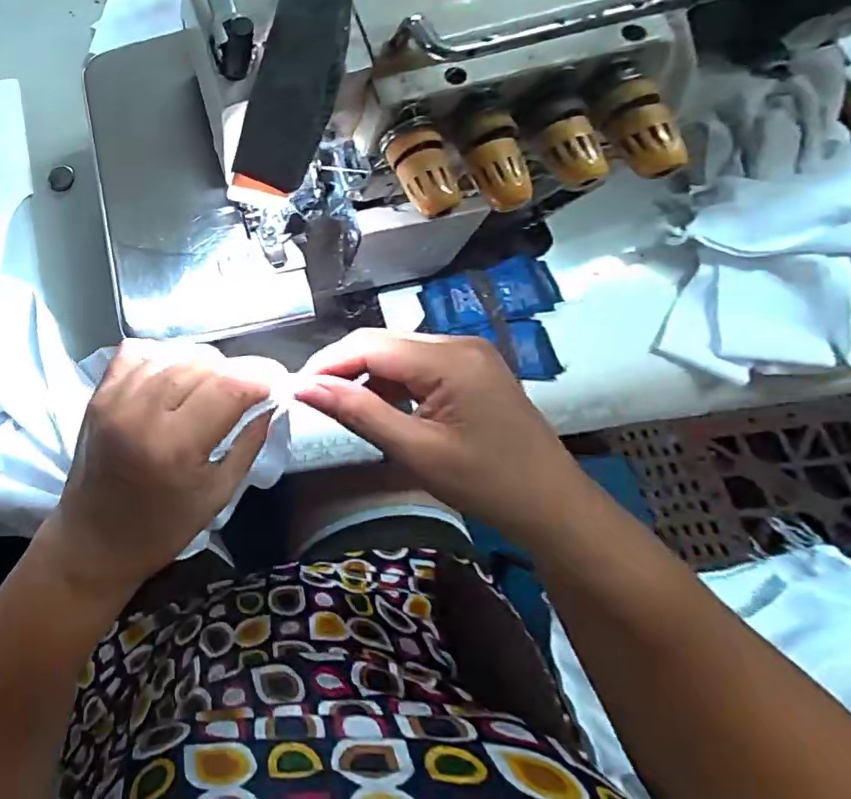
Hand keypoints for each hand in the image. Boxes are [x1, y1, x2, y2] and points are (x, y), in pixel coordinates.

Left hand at [49, 340, 286, 595]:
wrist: (94, 537)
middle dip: (233, 372)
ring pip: (174, 353)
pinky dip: (163, 357)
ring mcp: (116, 398)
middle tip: (244, 391)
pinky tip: (173, 377)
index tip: (276, 381)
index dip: (261, 376)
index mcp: (175, 446)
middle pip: (203, 364)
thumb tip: (272, 404)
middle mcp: (143, 412)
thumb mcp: (217, 495)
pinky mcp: (99, 393)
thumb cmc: (161, 528)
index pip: (229, 387)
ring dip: (200, 364)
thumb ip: (248, 444)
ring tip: (210, 387)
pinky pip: (138, 352)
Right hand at [294, 329, 594, 550]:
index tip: (294, 389)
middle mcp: (457, 343)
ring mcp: (467, 354)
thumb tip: (303, 387)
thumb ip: (357, 412)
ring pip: (394, 353)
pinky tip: (377, 407)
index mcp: (449, 358)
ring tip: (338, 406)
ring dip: (363, 375)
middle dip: (341, 367)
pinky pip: (415, 365)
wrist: (556, 509)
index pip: (368, 345)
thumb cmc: (488, 484)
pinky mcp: (470, 369)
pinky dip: (389, 383)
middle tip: (310, 398)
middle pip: (380, 342)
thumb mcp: (415, 450)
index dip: (326, 363)